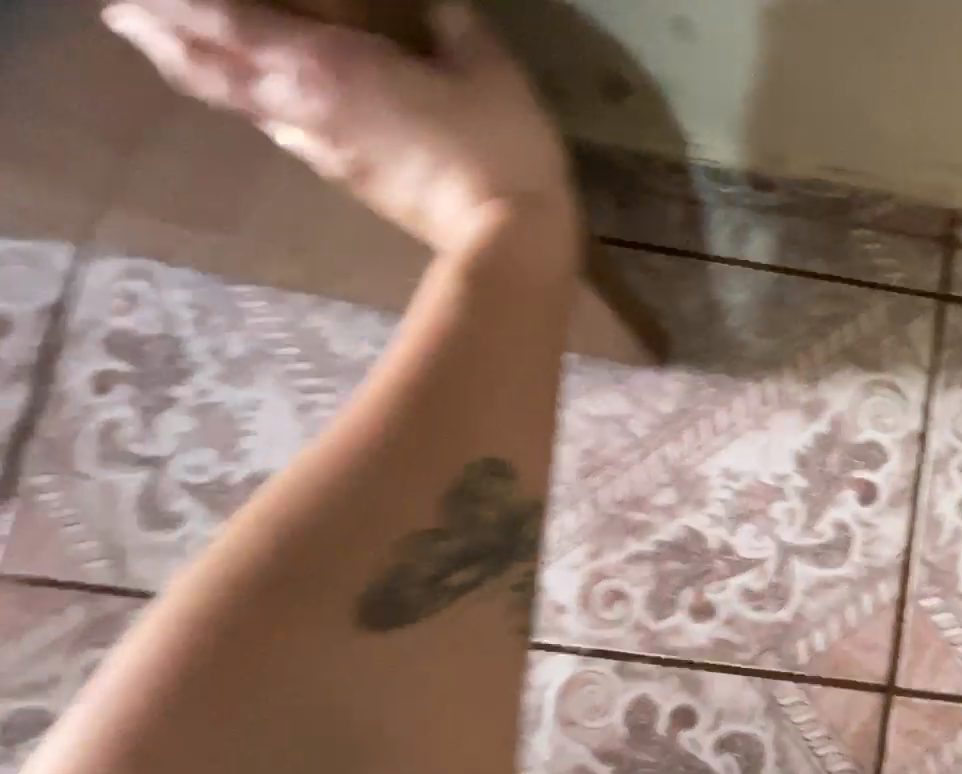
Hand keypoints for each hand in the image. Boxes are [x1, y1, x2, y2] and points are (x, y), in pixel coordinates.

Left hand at [101, 0, 577, 254]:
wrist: (512, 242)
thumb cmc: (499, 148)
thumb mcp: (489, 69)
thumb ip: (455, 25)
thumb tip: (439, 5)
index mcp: (322, 63)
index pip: (213, 15)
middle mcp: (301, 104)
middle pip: (203, 65)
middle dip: (157, 33)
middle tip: (127, 15)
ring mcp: (322, 150)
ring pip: (237, 104)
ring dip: (200, 73)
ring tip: (179, 52)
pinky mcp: (350, 183)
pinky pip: (283, 133)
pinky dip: (258, 109)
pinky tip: (268, 109)